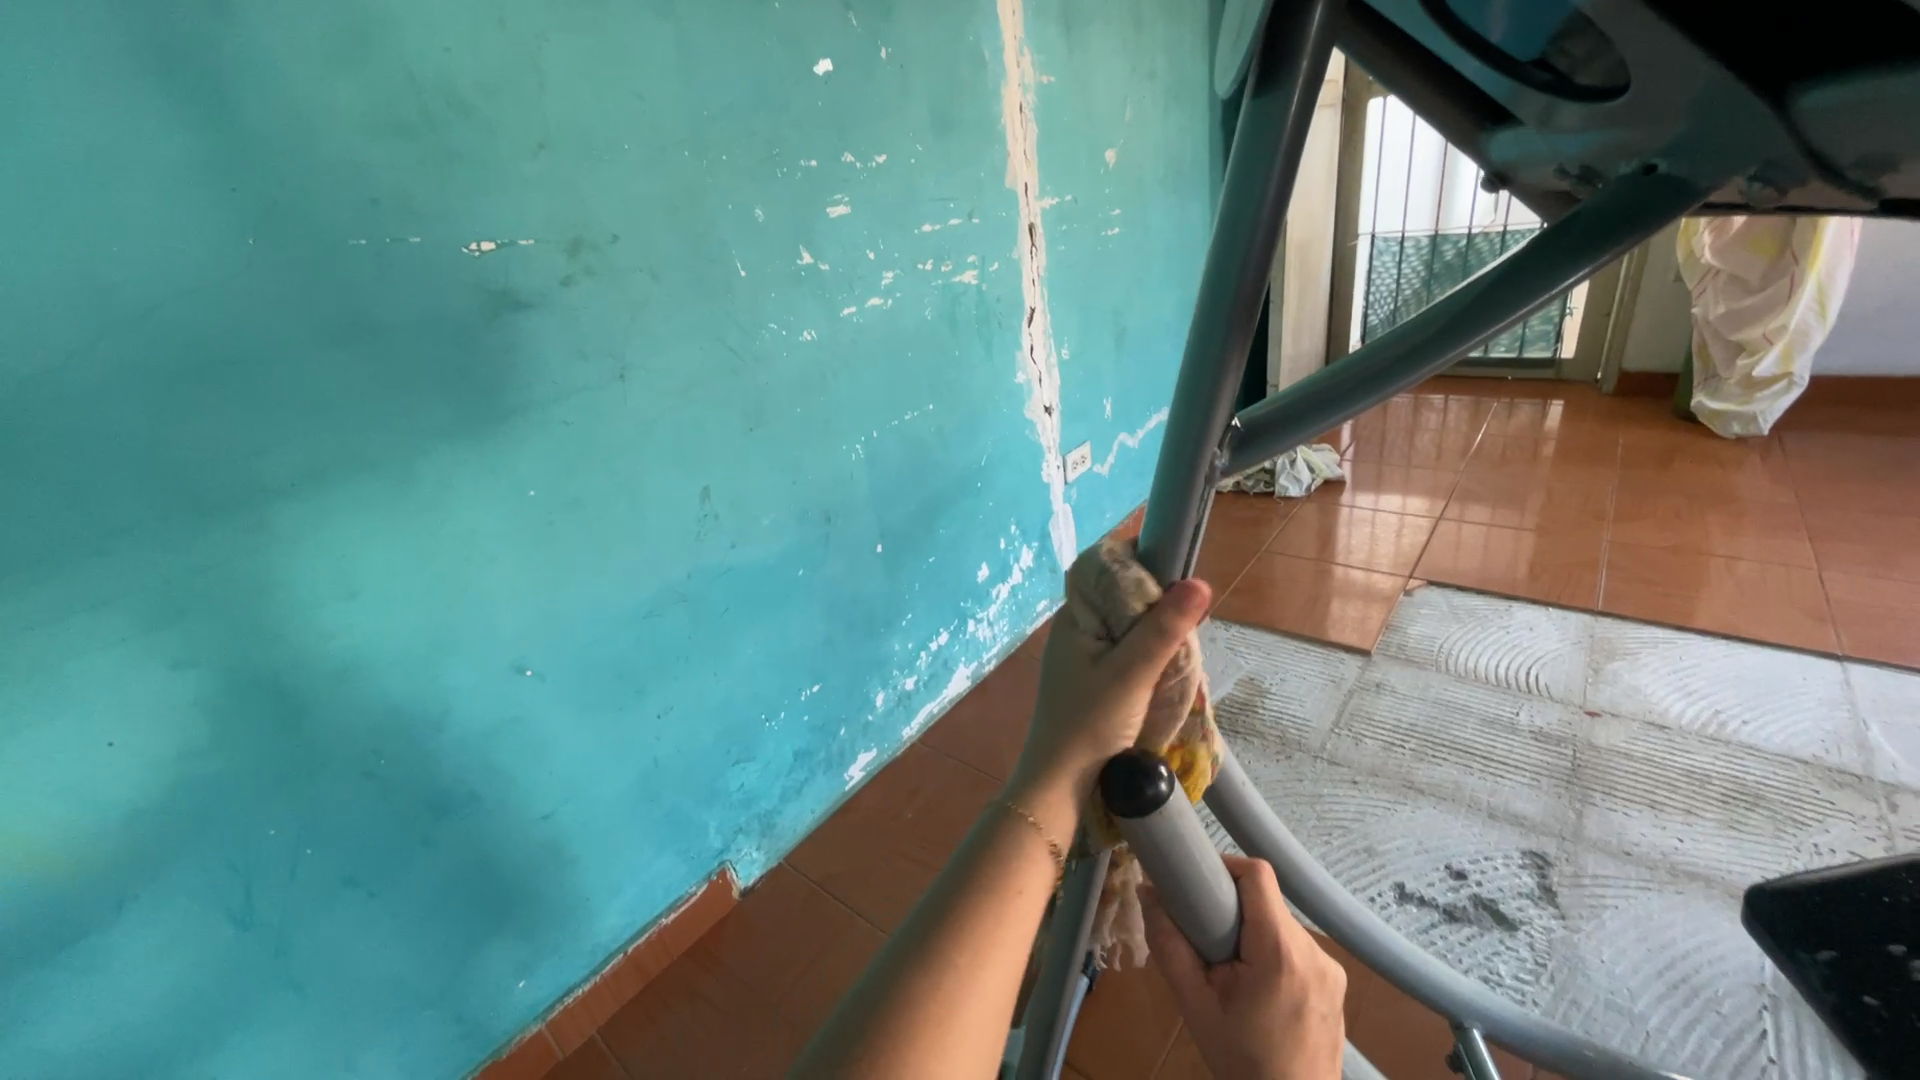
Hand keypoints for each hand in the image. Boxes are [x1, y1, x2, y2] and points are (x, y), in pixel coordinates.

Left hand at [1008, 578, 1211, 806]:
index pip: (1107, 568)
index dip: (1143, 562)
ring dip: (1156, 633)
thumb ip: (1164, 629)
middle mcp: (1076, 629)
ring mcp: (1082, 656)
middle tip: (1189, 620)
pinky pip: (1126, 653)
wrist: (1060, 784)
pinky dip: (1148, 656)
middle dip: (1157, 602)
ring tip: (1183, 647)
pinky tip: (1166, 672)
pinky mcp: (1093, 681)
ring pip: (1127, 626)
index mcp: (1076, 617)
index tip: (1180, 574)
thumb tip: (1200, 582)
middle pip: (1122, 597)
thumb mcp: (1132, 672)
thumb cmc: (1090, 723)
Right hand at [1144, 856, 1346, 1079]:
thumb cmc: (1240, 1061)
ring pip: (1280, 924)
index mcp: (1281, 951)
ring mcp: (1332, 968)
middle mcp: (1315, 951)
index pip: (1258, 874)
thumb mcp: (1193, 1003)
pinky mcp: (1338, 984)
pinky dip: (1272, 954)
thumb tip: (1146, 890)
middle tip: (1203, 939)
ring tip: (1229, 971)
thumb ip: (1168, 942)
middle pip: (1266, 902)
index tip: (1198, 887)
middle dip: (1232, 910)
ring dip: (1251, 934)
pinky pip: (1296, 948)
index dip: (1225, 867)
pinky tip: (1257, 990)